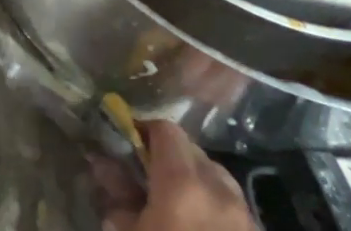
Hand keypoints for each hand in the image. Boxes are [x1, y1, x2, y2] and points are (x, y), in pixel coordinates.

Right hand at [91, 120, 254, 230]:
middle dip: (168, 157)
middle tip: (144, 176)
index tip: (125, 143)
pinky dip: (212, 207)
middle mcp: (221, 193)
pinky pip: (233, 209)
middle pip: (195, 153)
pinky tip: (195, 227)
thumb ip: (116, 194)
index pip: (166, 131)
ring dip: (193, 181)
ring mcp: (247, 219)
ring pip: (217, 180)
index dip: (143, 130)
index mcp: (184, 184)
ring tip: (172, 205)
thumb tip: (103, 163)